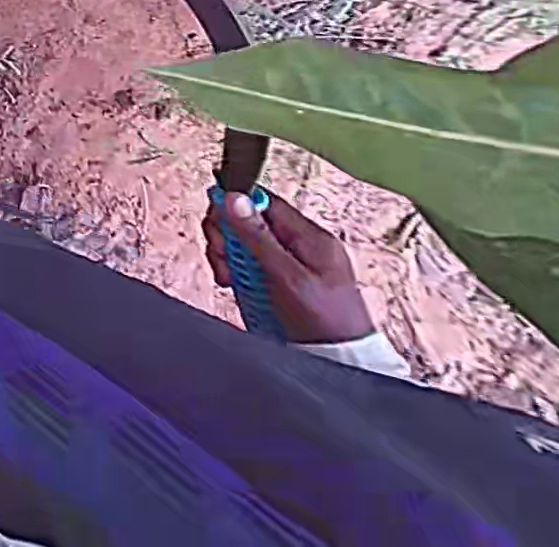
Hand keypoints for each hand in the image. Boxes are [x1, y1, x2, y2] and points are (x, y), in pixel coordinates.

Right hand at [202, 190, 374, 344]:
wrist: (340, 362)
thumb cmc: (323, 321)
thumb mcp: (287, 276)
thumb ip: (258, 236)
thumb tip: (234, 197)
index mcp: (309, 236)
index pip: (262, 201)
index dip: (234, 206)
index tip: (218, 223)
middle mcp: (298, 243)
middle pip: (246, 219)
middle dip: (226, 235)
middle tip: (224, 257)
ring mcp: (287, 260)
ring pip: (241, 240)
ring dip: (227, 255)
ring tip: (229, 277)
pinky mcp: (276, 276)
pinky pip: (245, 260)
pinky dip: (234, 269)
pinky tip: (234, 283)